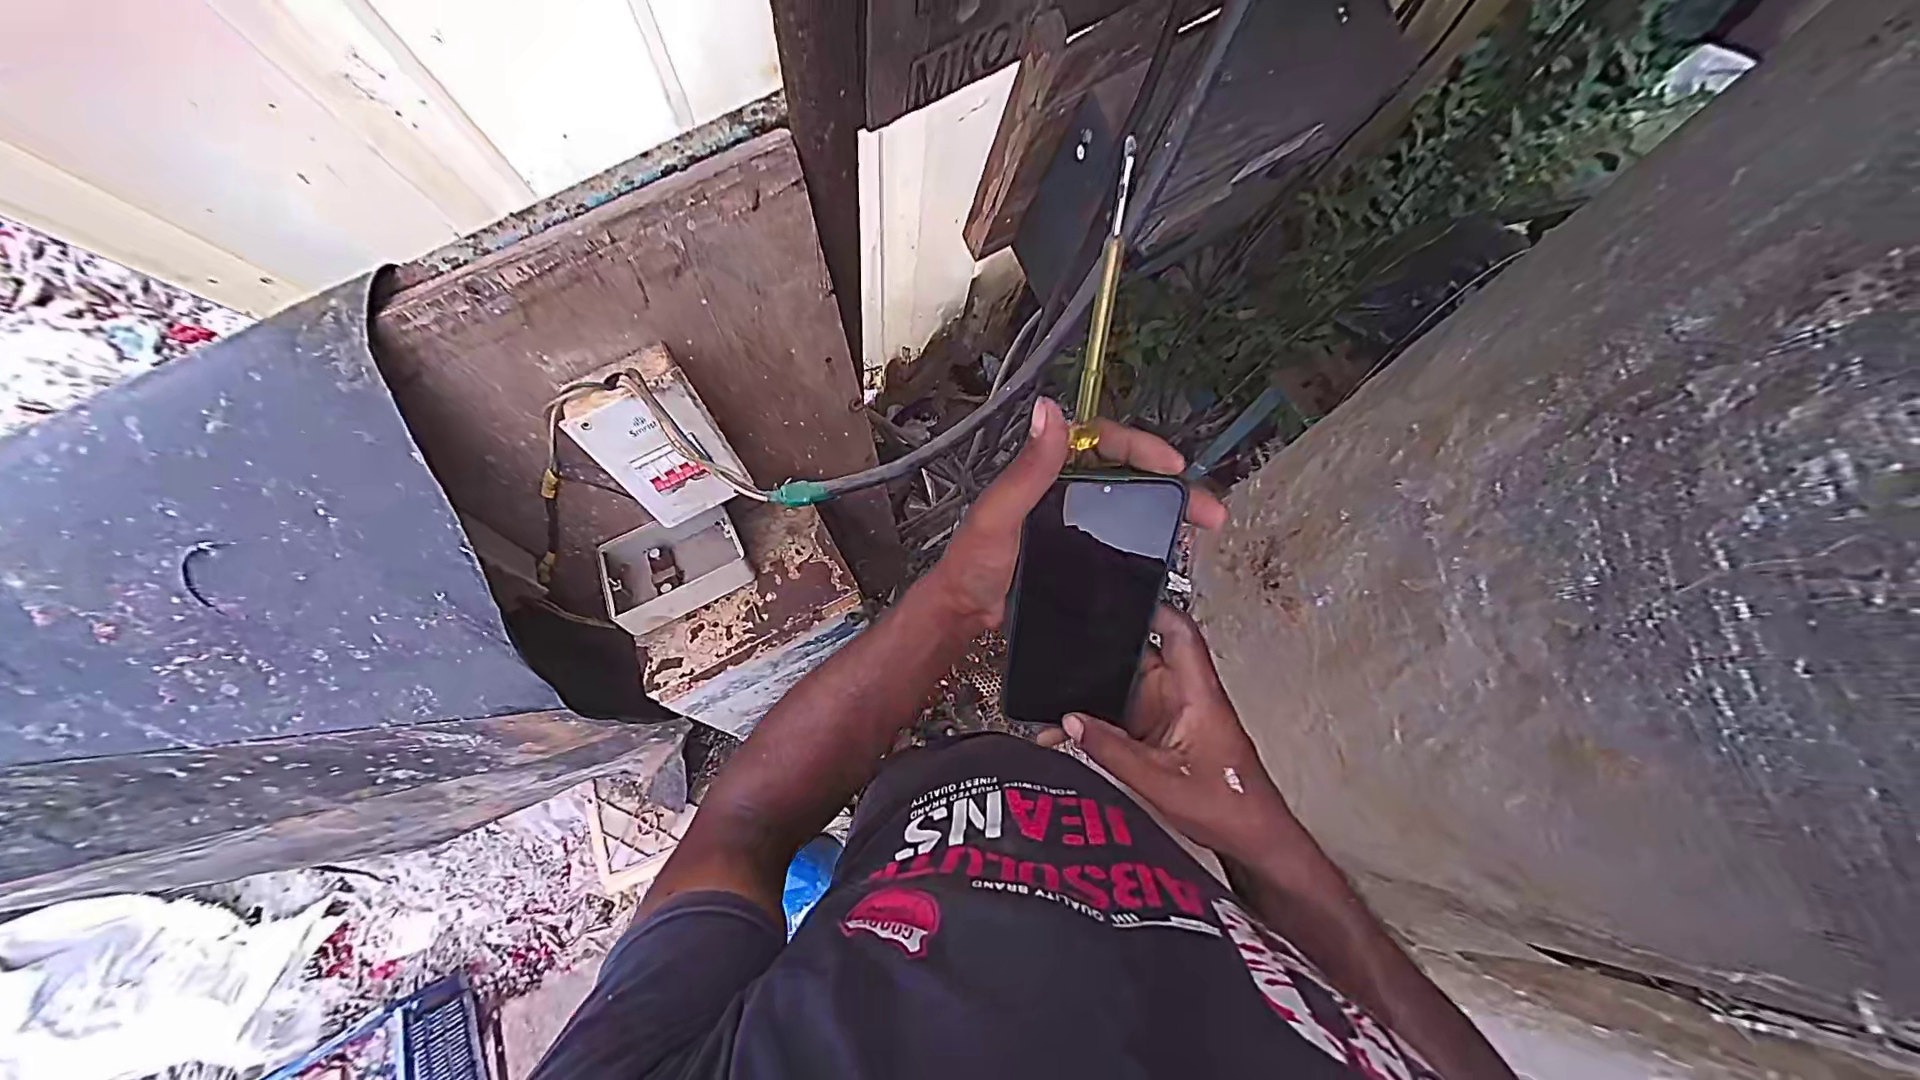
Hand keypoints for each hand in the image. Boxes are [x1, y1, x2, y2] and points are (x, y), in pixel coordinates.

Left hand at [924, 398, 1227, 631]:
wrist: (966, 611)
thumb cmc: (974, 562)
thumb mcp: (998, 514)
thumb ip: (1026, 469)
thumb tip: (1050, 412)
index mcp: (1046, 471)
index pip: (1101, 442)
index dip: (1141, 447)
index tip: (1172, 463)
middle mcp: (1064, 490)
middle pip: (1127, 473)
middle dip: (1171, 484)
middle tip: (1204, 507)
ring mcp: (1074, 521)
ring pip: (1130, 505)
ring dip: (1166, 513)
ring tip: (1197, 531)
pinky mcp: (1080, 551)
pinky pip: (1121, 539)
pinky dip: (1148, 543)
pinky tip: (1167, 557)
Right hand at [1062, 606, 1296, 860]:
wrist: (1252, 843)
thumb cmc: (1231, 808)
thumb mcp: (1161, 782)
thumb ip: (1112, 751)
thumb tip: (1070, 721)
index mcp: (1197, 694)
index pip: (1179, 633)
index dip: (1152, 608)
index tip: (1116, 596)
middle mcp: (1181, 697)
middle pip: (1140, 654)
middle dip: (1103, 648)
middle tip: (1063, 644)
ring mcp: (1167, 715)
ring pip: (1123, 685)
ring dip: (1093, 687)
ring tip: (1055, 688)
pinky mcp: (1156, 734)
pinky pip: (1119, 715)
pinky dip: (1095, 718)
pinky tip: (1067, 727)